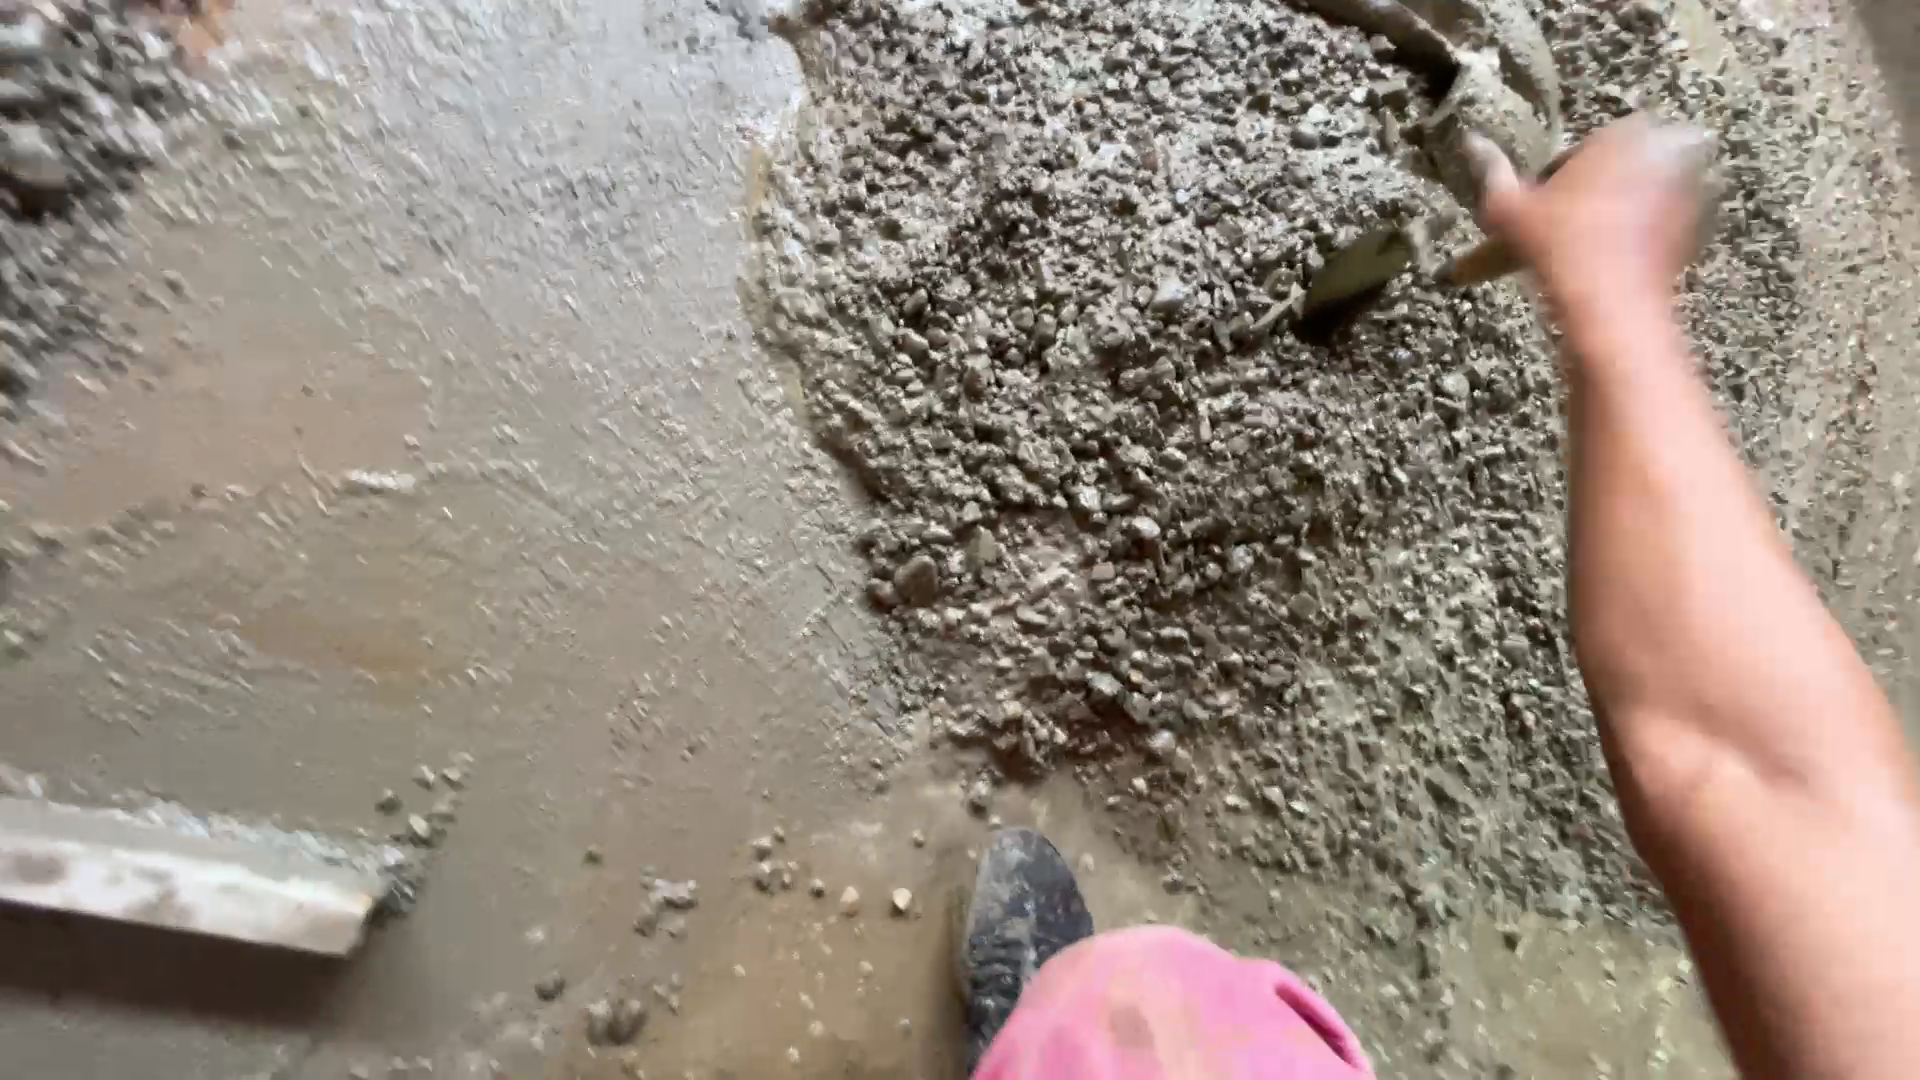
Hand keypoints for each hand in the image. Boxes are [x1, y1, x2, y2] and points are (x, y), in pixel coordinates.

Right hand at [1466, 115, 1712, 323]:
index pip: (1581, 151)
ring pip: (1642, 192)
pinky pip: (1662, 218)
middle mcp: (1673, 143)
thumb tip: (1471, 140)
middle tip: (1559, 231)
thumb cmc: (1554, 243)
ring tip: (1582, 248)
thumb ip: (1491, 170)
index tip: (1537, 213)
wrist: (1608, 295)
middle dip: (1592, 193)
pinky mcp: (1703, 217)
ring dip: (1616, 212)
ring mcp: (1696, 180)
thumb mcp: (1507, 208)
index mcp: (1627, 130)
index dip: (1553, 184)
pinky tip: (1608, 259)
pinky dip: (1639, 233)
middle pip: (1617, 168)